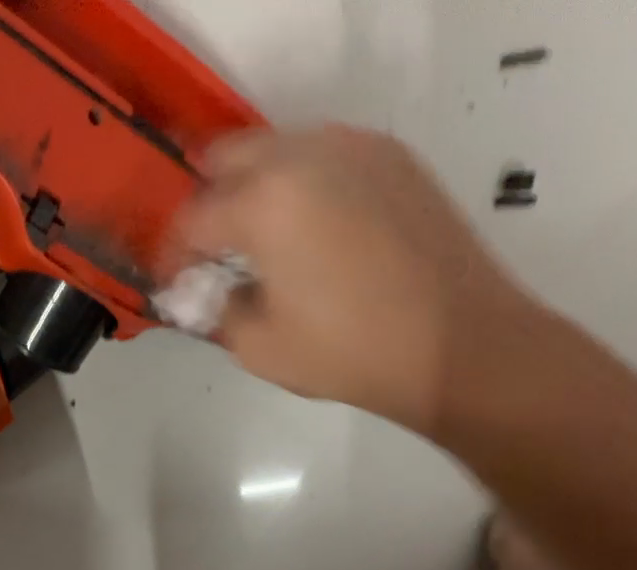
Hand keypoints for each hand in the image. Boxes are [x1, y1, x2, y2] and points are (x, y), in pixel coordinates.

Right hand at [175, 126, 540, 434]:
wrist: (462, 346)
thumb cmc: (351, 353)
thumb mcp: (259, 347)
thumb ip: (218, 309)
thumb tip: (212, 290)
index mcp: (263, 202)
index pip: (192, 218)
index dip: (174, 255)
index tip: (175, 284)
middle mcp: (305, 156)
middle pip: (227, 158)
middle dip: (209, 203)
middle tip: (213, 253)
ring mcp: (356, 149)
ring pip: (279, 149)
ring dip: (255, 188)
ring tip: (263, 242)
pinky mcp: (394, 158)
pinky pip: (327, 156)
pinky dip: (304, 185)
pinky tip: (314, 232)